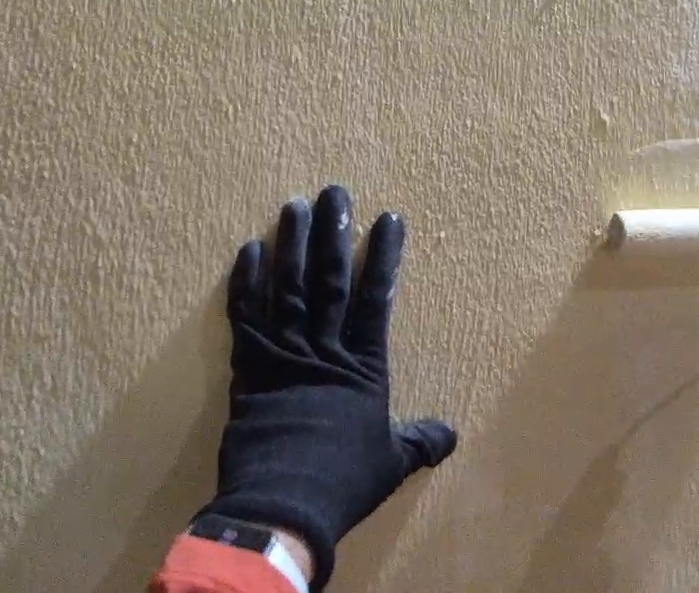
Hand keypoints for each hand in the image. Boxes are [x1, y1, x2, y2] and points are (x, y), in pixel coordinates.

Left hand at [198, 186, 457, 591]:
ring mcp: (283, 353)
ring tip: (294, 205)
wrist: (282, 507)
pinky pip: (246, 316)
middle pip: (330, 279)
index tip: (389, 218)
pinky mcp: (249, 366)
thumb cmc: (343, 480)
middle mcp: (323, 346)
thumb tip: (452, 436)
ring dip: (291, 244)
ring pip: (289, 287)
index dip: (383, 256)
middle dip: (334, 233)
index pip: (376, 296)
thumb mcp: (391, 462)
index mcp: (362, 364)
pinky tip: (249, 249)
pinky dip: (246, 282)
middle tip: (335, 191)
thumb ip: (420, 441)